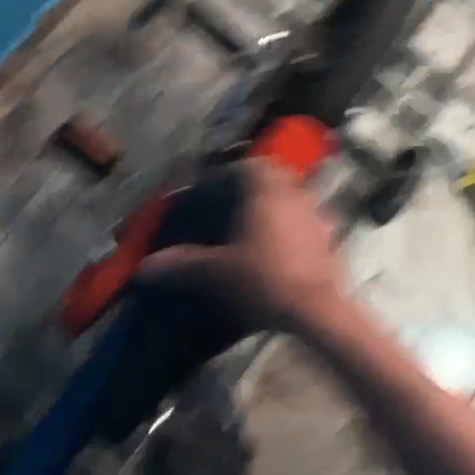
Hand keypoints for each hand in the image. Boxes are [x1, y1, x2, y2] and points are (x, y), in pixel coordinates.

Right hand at [137, 159, 347, 333]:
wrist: (315, 309)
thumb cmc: (264, 280)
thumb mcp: (217, 273)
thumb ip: (182, 264)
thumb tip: (144, 267)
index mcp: (266, 190)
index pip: (250, 165)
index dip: (233, 172)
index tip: (217, 186)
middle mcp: (293, 192)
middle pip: (275, 175)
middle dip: (257, 185)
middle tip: (236, 204)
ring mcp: (316, 212)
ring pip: (295, 195)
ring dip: (279, 203)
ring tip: (258, 225)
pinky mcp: (330, 236)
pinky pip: (310, 219)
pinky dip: (297, 225)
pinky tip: (284, 246)